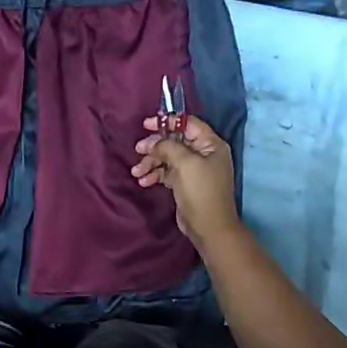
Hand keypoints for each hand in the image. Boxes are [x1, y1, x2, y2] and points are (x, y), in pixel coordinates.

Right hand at [131, 115, 239, 242]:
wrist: (208, 226)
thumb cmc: (201, 190)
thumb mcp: (185, 163)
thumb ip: (168, 147)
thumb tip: (155, 143)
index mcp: (210, 144)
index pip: (187, 124)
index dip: (167, 121)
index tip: (146, 125)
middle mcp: (202, 154)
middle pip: (174, 142)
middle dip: (154, 146)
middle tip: (138, 150)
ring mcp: (193, 169)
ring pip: (167, 158)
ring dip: (151, 163)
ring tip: (136, 172)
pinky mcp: (184, 183)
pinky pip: (166, 173)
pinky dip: (154, 175)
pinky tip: (143, 182)